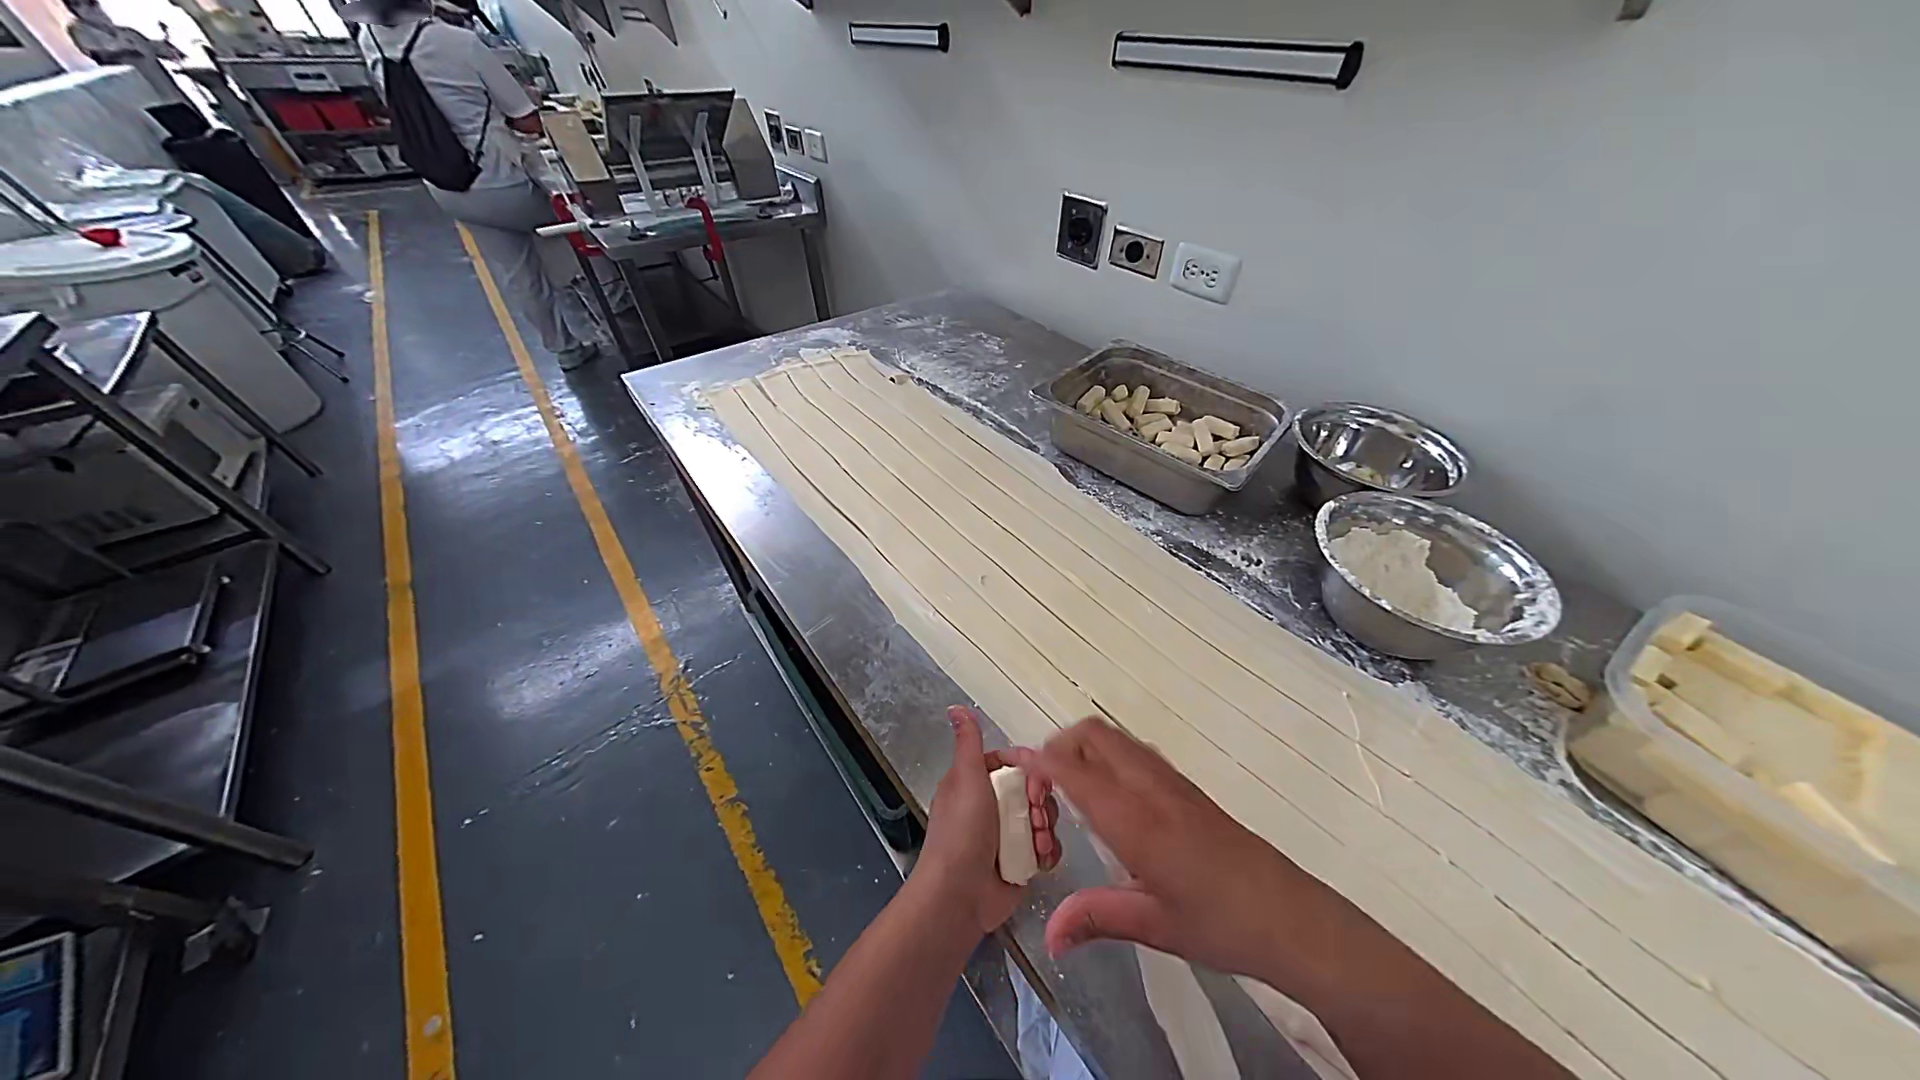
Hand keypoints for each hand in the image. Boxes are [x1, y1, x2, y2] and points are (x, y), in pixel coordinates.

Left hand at [911, 706, 1058, 934]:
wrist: (961, 896)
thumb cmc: (962, 833)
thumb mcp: (966, 778)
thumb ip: (969, 743)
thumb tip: (957, 708)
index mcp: (973, 784)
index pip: (1008, 763)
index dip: (1026, 766)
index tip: (1037, 776)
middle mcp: (990, 807)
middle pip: (1031, 790)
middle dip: (1040, 801)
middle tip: (1035, 814)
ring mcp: (1006, 836)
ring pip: (1042, 818)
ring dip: (1045, 828)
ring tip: (1035, 842)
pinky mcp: (1021, 862)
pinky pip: (1045, 847)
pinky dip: (1047, 851)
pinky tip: (1040, 858)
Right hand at [1034, 717, 1330, 982]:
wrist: (1291, 916)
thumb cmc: (1221, 923)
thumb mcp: (1154, 925)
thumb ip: (1096, 919)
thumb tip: (1050, 936)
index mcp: (1136, 821)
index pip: (1076, 771)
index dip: (1039, 760)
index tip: (1014, 762)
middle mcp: (1151, 789)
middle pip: (1093, 735)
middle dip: (1058, 745)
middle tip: (1042, 783)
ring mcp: (1172, 782)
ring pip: (1115, 737)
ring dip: (1084, 746)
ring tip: (1069, 787)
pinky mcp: (1186, 787)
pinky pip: (1135, 751)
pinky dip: (1108, 754)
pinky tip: (1110, 795)